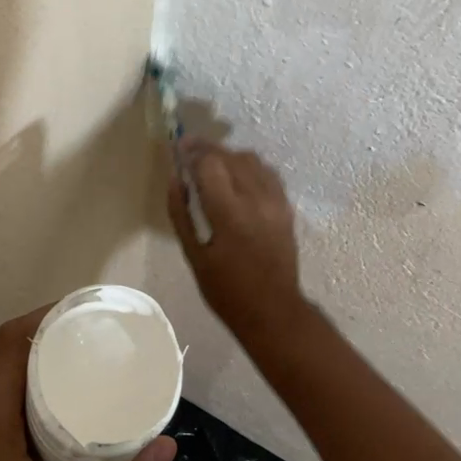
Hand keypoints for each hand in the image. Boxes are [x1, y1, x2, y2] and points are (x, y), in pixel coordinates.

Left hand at [0, 305, 177, 460]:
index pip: (7, 343)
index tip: (86, 310)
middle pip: (6, 363)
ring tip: (88, 371)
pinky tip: (62, 416)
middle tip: (99, 341)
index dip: (45, 316)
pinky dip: (28, 404)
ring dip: (40, 376)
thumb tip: (168, 447)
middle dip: (53, 345)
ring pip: (1, 390)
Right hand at [167, 138, 308, 339]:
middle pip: (229, 156)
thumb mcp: (194, 256)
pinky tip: (237, 176)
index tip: (178, 150)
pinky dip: (249, 167)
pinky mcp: (286, 206)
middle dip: (206, 149)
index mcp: (229, 214)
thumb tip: (175, 179)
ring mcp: (275, 201)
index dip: (191, 152)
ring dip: (228, 155)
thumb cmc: (227, 290)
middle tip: (188, 150)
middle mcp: (255, 200)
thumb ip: (181, 214)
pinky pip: (267, 172)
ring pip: (250, 159)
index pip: (210, 163)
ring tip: (211, 163)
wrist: (274, 310)